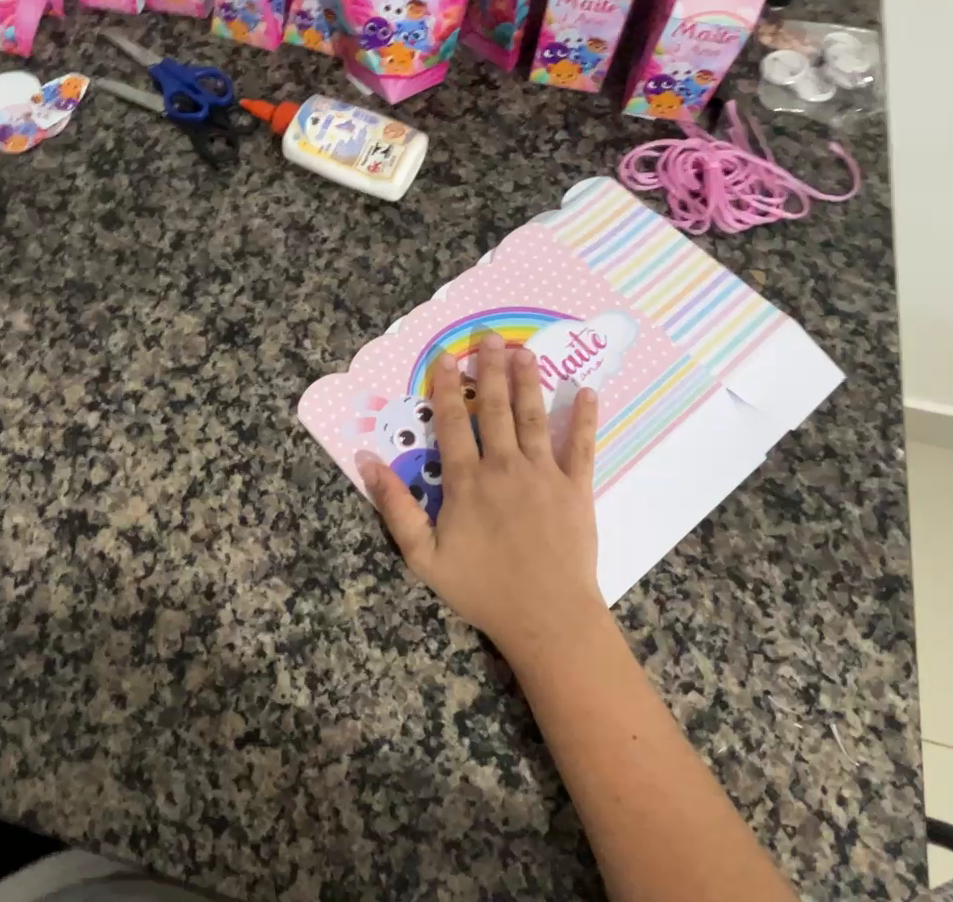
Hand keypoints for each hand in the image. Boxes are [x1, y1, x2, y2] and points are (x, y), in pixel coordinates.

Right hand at [361, 333, 607, 659]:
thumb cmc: (480, 588)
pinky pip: (581, 446)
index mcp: (466, 481)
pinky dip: (583, 418)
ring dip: (528, 382)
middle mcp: (504, 466)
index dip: (445, 387)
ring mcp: (544, 474)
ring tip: (525, 352)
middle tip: (490, 338)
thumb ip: (394, 505)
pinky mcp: (576, 488)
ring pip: (534, 417)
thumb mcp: (422, 554)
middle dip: (490, 370)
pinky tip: (587, 392)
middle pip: (494, 408)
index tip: (446, 356)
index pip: (451, 423)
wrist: (545, 615)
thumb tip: (365, 460)